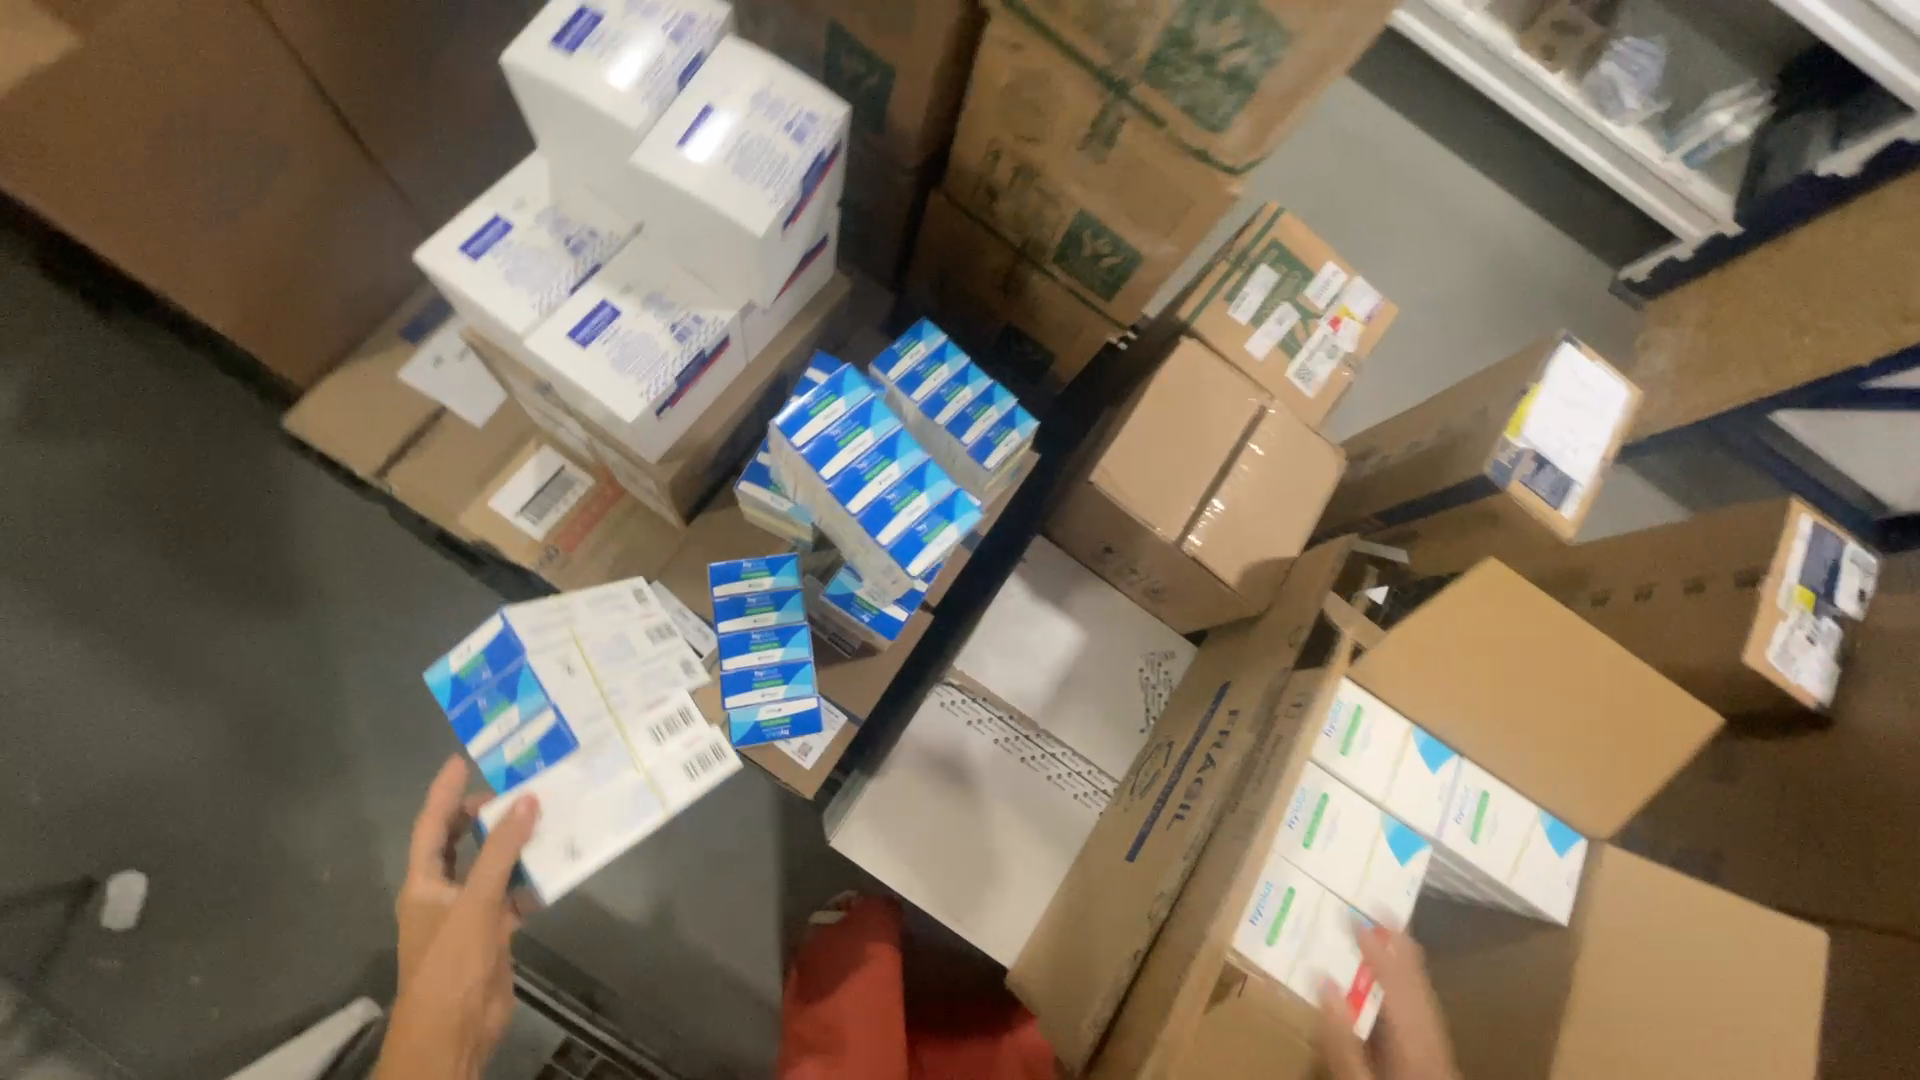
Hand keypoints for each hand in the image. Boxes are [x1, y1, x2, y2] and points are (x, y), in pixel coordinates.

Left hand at [374, 756, 539, 1079]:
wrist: (453, 1030)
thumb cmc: (451, 961)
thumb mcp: (476, 901)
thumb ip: (502, 849)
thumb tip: (528, 799)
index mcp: (424, 883)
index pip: (431, 826)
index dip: (445, 791)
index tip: (465, 758)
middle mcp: (443, 892)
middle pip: (462, 842)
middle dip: (485, 813)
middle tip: (519, 784)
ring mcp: (469, 912)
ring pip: (493, 865)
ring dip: (516, 843)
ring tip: (547, 812)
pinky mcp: (494, 931)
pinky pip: (515, 893)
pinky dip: (534, 878)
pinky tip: (559, 863)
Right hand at [1317, 926, 1459, 1079]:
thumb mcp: (1356, 1079)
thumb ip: (1340, 1037)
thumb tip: (1324, 982)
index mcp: (1412, 1041)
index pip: (1393, 984)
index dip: (1374, 949)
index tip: (1353, 917)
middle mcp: (1430, 1038)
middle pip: (1418, 983)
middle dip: (1399, 944)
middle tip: (1379, 906)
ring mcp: (1438, 1048)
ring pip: (1424, 993)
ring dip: (1406, 960)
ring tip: (1390, 931)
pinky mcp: (1436, 1058)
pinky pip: (1424, 1006)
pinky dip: (1411, 981)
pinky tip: (1399, 978)